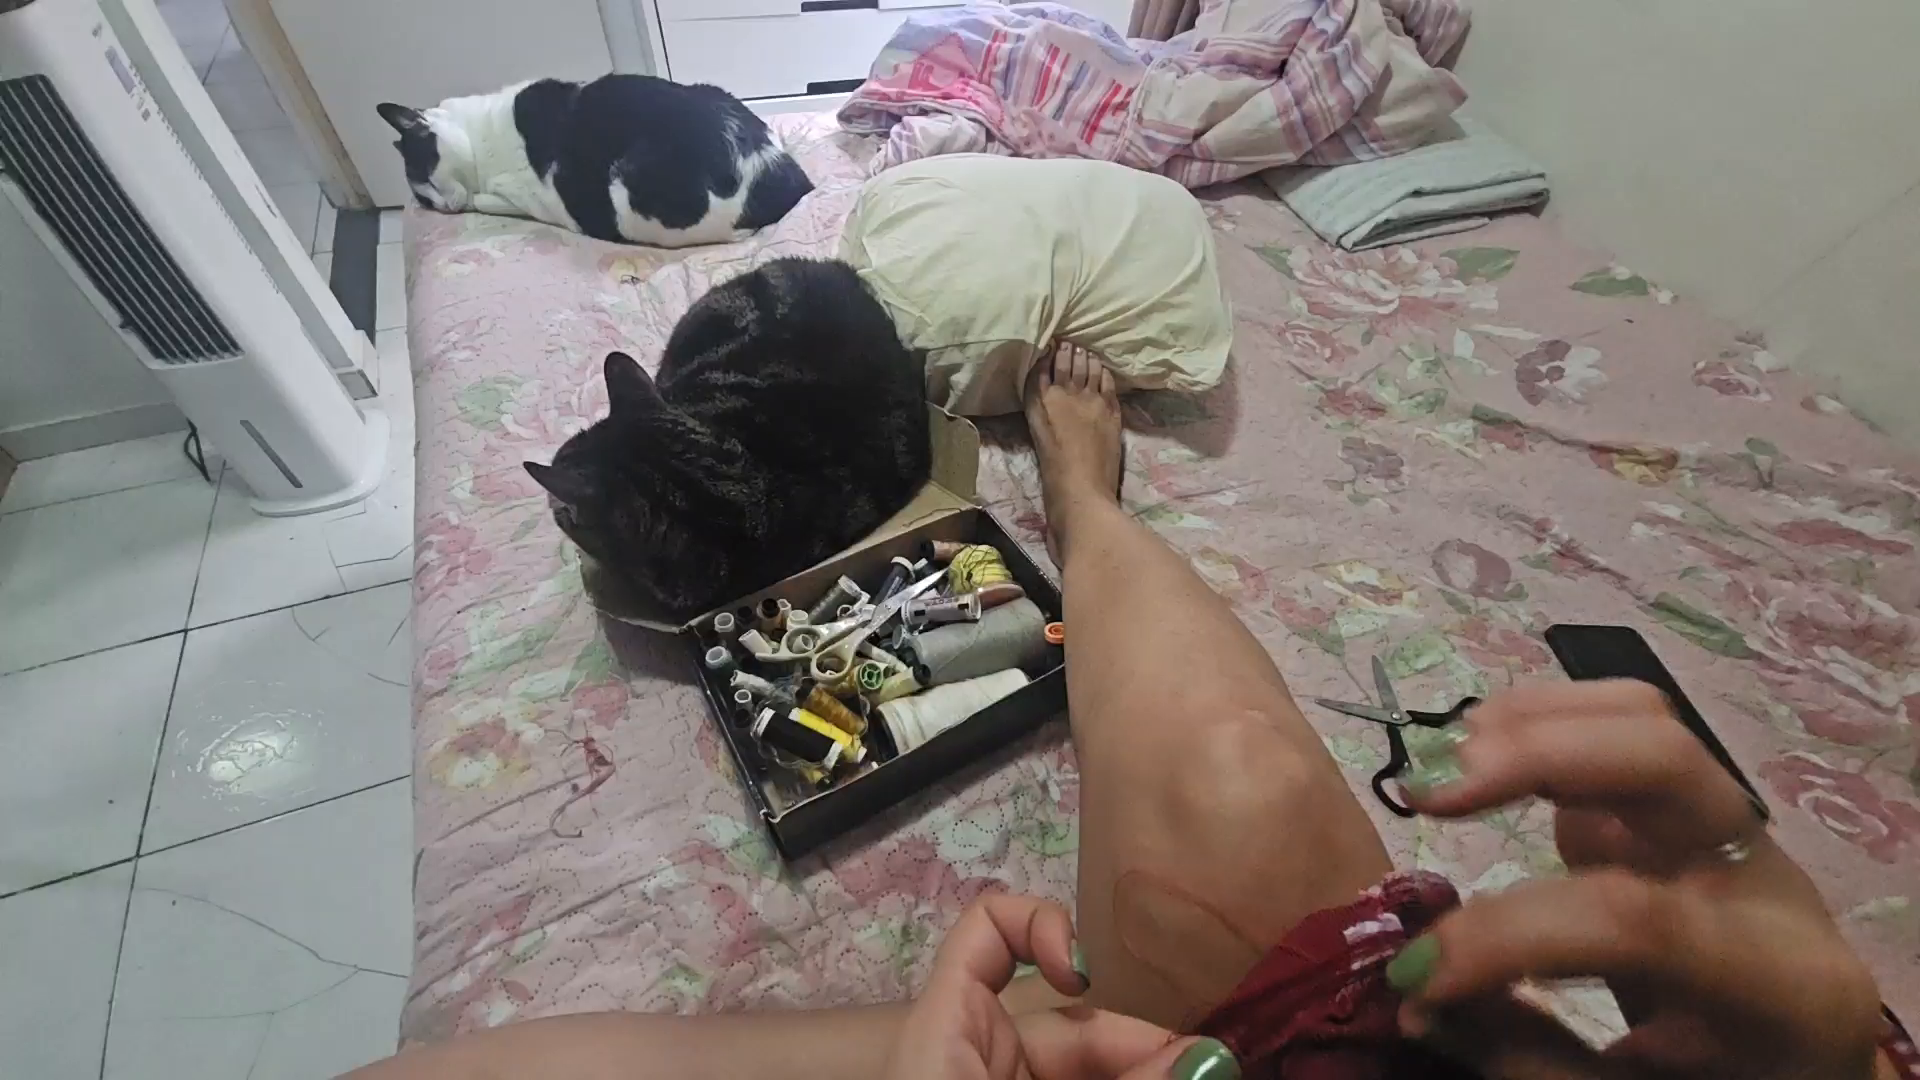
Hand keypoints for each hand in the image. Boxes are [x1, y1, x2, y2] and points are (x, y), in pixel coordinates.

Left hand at [885, 894, 1239, 1079]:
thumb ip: (1115, 1079)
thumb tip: (1210, 1061)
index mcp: (950, 1024)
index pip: (988, 927)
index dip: (1039, 925)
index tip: (1080, 972)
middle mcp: (984, 1050)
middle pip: (1074, 1020)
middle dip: (1142, 1042)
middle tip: (1215, 1068)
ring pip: (1098, 1067)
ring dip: (1155, 1071)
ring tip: (1213, 1075)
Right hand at [1392, 680, 1886, 1079]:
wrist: (1795, 1060)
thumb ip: (1517, 1053)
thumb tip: (1406, 994)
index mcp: (1779, 980)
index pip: (1629, 918)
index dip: (1502, 932)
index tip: (1414, 966)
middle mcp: (1762, 877)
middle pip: (1660, 757)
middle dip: (1526, 758)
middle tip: (1427, 796)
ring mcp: (1716, 822)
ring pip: (1634, 712)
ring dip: (1522, 722)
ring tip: (1444, 767)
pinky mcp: (1662, 799)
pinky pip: (1607, 718)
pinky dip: (1527, 716)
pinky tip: (1475, 752)